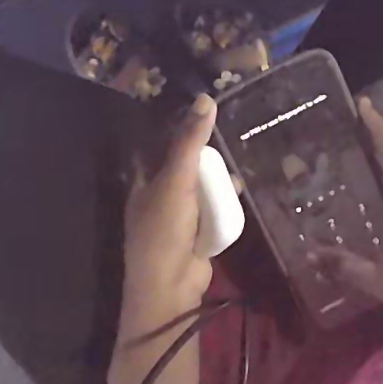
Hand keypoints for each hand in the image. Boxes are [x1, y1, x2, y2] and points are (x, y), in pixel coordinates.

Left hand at [120, 94, 216, 337]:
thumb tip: (206, 99)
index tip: (198, 111)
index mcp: (143, 181)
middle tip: (225, 131)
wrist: (172, 284)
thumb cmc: (164, 229)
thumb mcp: (176, 180)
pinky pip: (212, 208)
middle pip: (181, 165)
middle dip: (201, 152)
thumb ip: (190, 142)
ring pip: (199, 186)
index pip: (156, 145)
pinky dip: (223, 199)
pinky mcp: (197, 231)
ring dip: (215, 176)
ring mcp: (179, 215)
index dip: (174, 128)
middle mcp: (158, 195)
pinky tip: (239, 189)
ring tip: (237, 158)